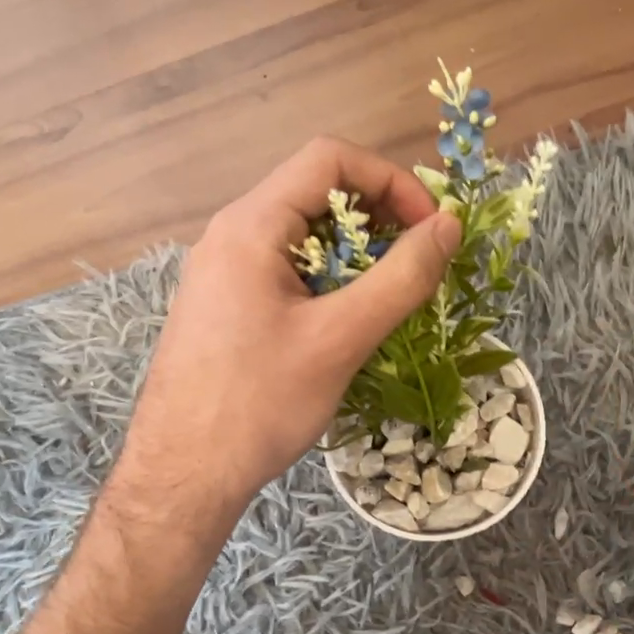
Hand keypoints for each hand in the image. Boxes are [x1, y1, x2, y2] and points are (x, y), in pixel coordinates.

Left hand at [115, 137, 461, 514]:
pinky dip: (328, 283)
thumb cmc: (259, 404)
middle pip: (316, 193)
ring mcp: (224, 272)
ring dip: (356, 257)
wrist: (184, 475)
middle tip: (416, 268)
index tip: (430, 229)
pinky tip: (345, 326)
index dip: (391, 180)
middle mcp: (231, 235)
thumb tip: (449, 226)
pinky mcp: (226, 307)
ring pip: (303, 237)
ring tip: (387, 302)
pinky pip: (286, 272)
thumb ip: (400, 278)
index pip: (329, 159)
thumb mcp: (339, 339)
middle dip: (378, 220)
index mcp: (251, 226)